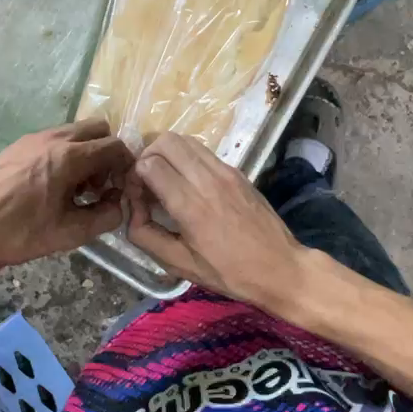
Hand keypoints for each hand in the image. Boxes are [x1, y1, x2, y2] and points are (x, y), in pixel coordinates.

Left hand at [0, 119, 132, 288]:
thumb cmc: (20, 234)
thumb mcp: (70, 233)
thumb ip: (105, 217)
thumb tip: (120, 204)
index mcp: (70, 156)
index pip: (115, 146)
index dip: (126, 165)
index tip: (122, 188)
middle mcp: (53, 138)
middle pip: (97, 128)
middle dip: (106, 154)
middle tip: (99, 186)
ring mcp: (32, 138)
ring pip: (74, 132)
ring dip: (85, 153)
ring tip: (74, 189)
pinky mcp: (17, 145)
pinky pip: (53, 139)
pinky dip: (64, 153)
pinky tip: (50, 186)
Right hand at [123, 133, 312, 309]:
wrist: (280, 267)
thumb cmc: (229, 272)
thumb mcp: (181, 265)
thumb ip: (146, 236)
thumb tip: (132, 210)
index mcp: (191, 206)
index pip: (150, 164)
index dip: (134, 176)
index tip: (138, 195)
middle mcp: (207, 180)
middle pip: (165, 141)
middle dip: (147, 155)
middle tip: (147, 180)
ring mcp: (224, 171)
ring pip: (184, 139)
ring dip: (166, 152)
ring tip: (166, 177)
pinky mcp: (236, 170)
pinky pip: (202, 150)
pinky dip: (186, 156)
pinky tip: (188, 181)